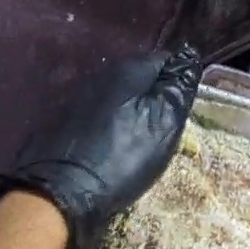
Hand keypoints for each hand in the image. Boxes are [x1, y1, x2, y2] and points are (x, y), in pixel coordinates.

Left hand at [0, 46, 201, 248]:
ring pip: (116, 97)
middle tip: (164, 129)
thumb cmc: (122, 157)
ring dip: (129, 112)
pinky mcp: (60, 121)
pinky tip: (110, 147)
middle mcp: (100, 75)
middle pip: (138, 80)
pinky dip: (108, 126)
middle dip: (152, 98)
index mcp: (128, 70)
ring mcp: (76, 97)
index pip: (165, 62)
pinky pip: (96, 116)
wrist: (60, 192)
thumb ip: (178, 87)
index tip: (183, 109)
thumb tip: (189, 56)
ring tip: (139, 141)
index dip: (178, 83)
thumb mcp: (163, 124)